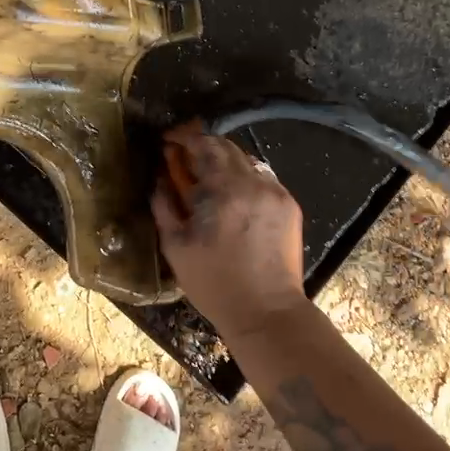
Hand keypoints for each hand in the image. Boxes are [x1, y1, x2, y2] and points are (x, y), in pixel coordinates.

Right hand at [152, 131, 305, 335]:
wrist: (267, 312)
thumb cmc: (214, 282)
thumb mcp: (175, 245)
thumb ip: (164, 204)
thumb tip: (160, 177)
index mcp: (223, 190)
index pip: (203, 145)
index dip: (183, 138)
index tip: (168, 141)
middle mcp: (252, 183)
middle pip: (226, 147)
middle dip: (203, 146)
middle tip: (184, 157)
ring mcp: (275, 192)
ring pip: (246, 160)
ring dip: (224, 162)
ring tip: (208, 177)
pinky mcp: (289, 205)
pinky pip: (262, 178)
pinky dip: (244, 178)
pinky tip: (233, 196)